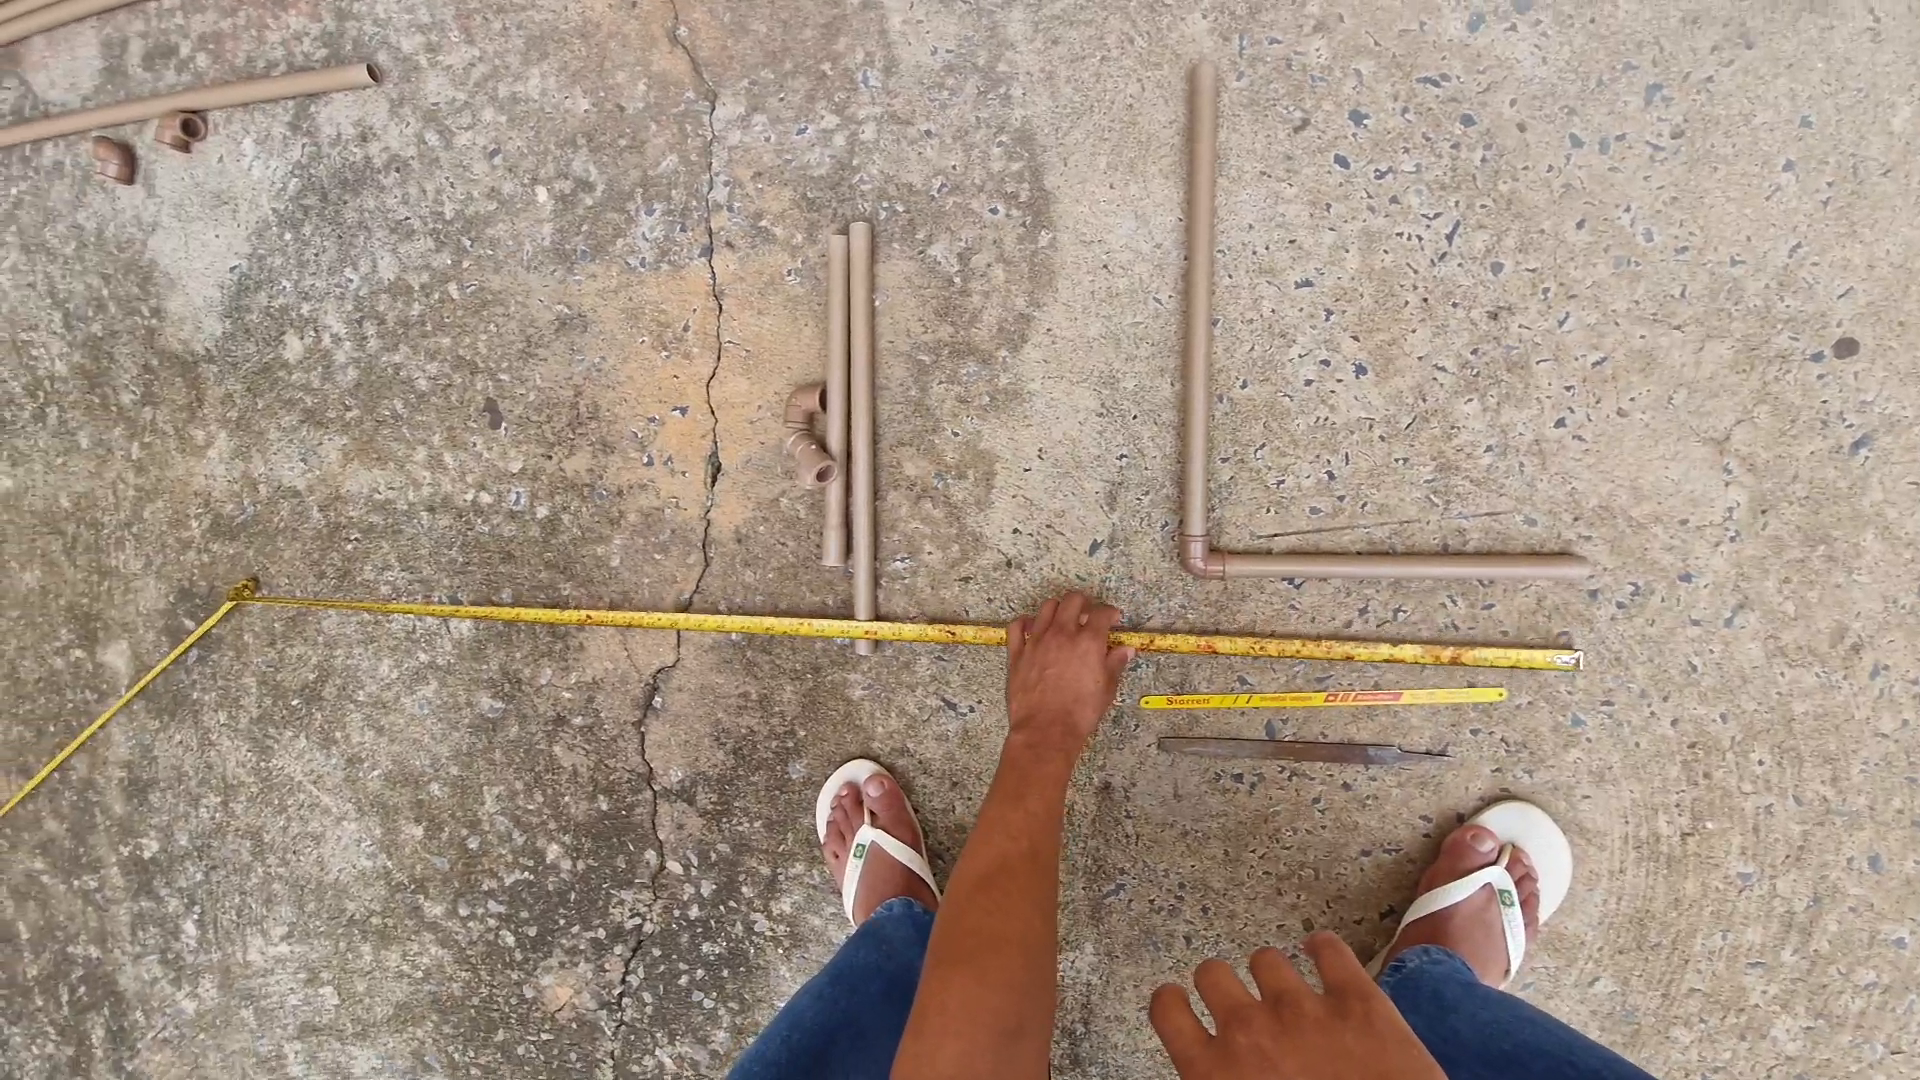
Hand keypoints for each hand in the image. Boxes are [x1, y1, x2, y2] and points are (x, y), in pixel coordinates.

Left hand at [1004, 591, 1132, 758]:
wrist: (1046, 730)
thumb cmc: (1080, 713)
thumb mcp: (1107, 689)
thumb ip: (1115, 664)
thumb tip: (1125, 649)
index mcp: (1088, 641)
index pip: (1101, 613)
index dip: (1110, 612)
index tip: (1112, 617)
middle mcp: (1062, 634)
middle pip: (1072, 600)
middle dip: (1084, 602)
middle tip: (1088, 612)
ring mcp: (1036, 640)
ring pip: (1046, 607)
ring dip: (1058, 608)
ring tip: (1063, 618)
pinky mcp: (1017, 652)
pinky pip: (1017, 626)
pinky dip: (1025, 622)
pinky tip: (1032, 627)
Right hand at [1149, 932, 1446, 1079]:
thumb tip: (1210, 1077)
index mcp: (1213, 1073)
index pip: (1167, 1009)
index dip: (1173, 1004)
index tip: (1184, 1005)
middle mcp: (1247, 1029)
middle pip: (1212, 972)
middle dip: (1225, 988)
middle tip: (1246, 1012)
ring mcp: (1303, 1010)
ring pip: (1266, 959)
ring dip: (1274, 979)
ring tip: (1290, 998)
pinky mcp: (1358, 1003)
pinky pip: (1329, 949)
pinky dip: (1323, 949)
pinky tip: (1322, 956)